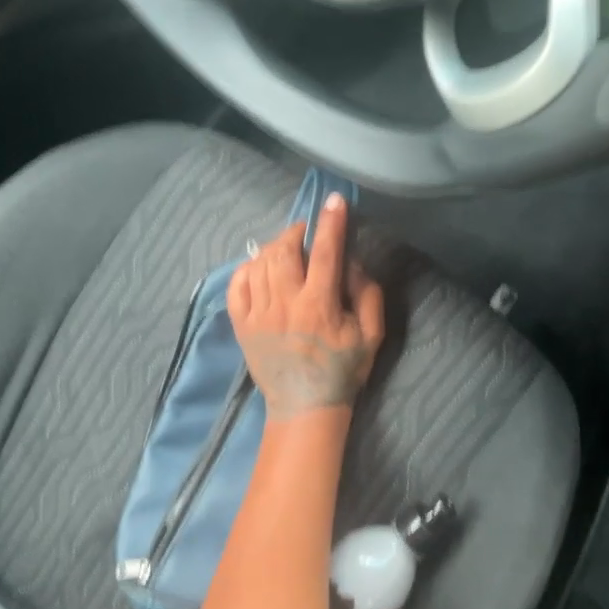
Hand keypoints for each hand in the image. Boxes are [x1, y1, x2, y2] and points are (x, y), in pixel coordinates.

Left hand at [229, 194, 385, 419]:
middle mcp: (286, 304)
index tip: (334, 201)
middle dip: (296, 231)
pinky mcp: (241, 325)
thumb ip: (367, 294)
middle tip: (306, 231)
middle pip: (284, 250)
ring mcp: (259, 314)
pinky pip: (237, 284)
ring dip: (274, 247)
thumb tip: (351, 262)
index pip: (326, 252)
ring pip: (260, 263)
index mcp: (320, 305)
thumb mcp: (371, 334)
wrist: (305, 408)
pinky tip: (260, 267)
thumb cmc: (343, 370)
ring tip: (286, 248)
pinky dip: (247, 268)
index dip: (331, 222)